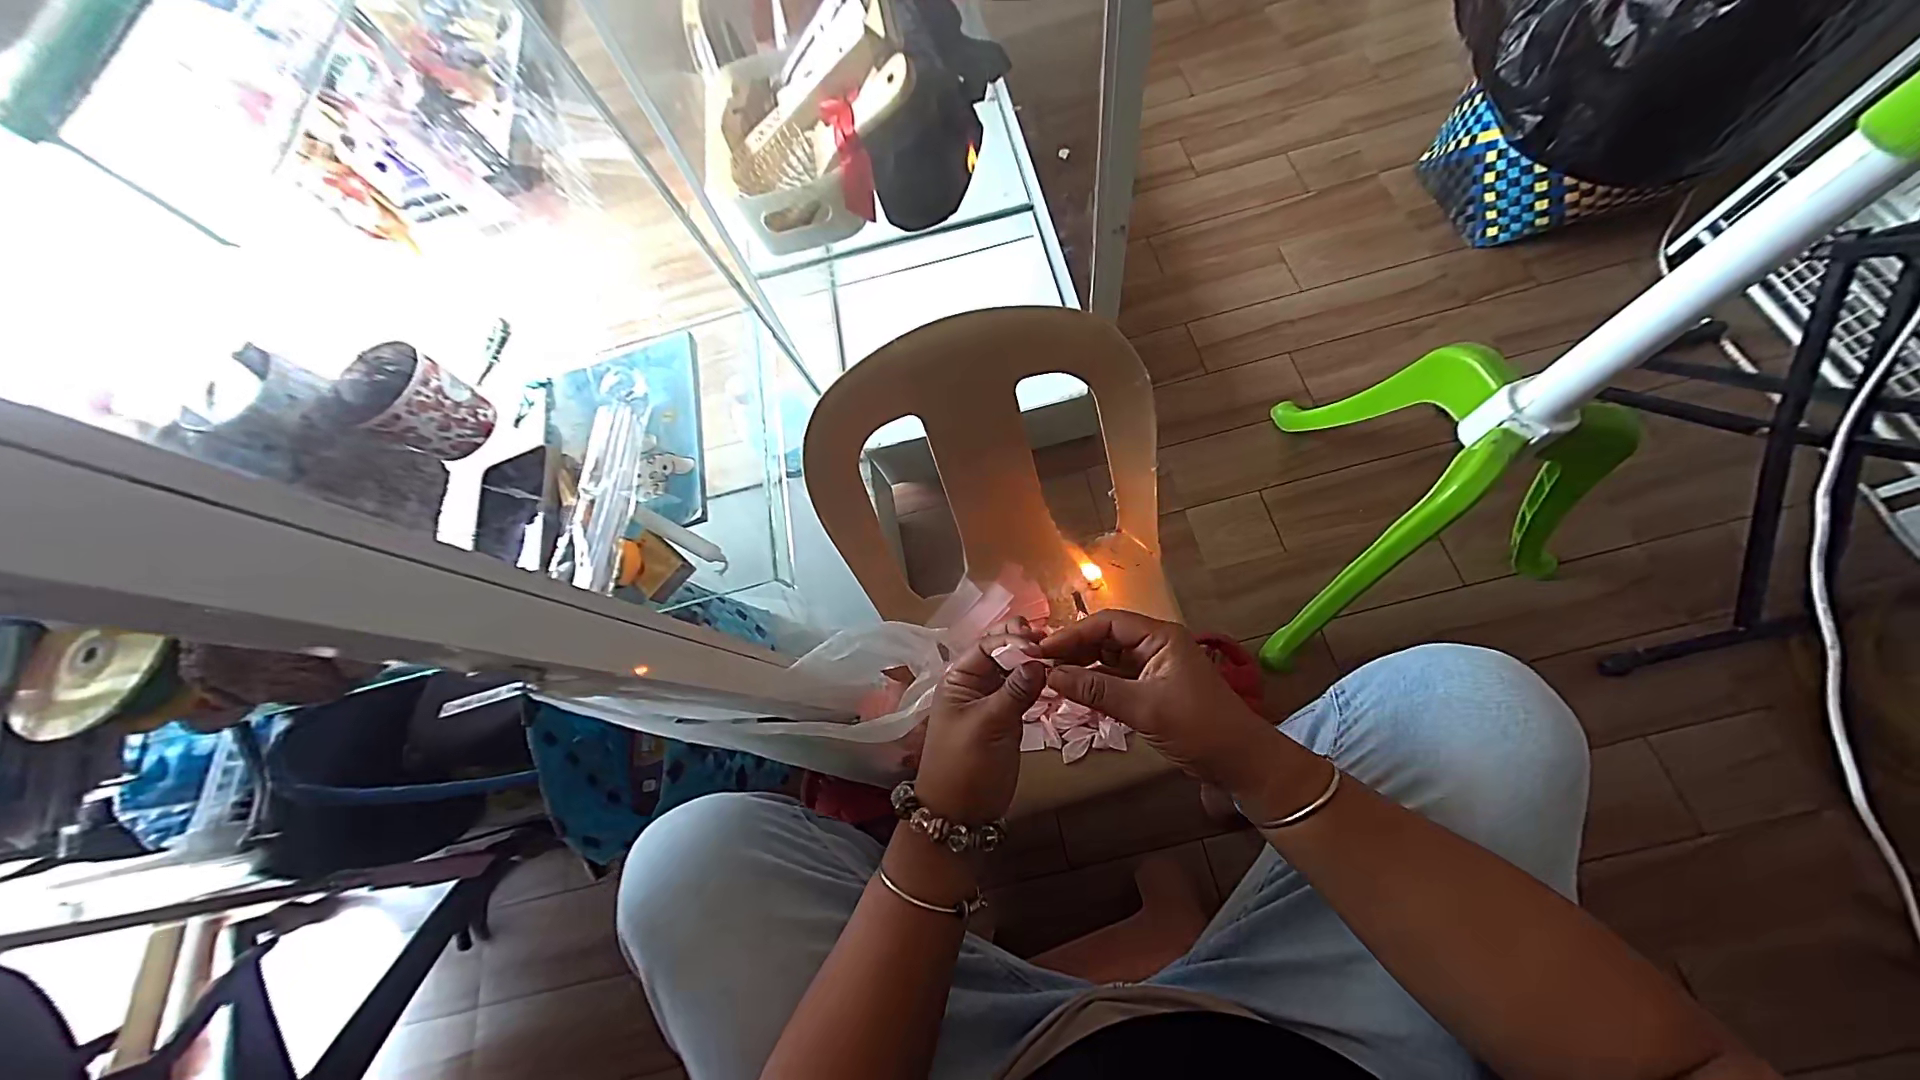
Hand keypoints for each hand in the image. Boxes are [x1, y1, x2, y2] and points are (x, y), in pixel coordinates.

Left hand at [912, 619, 1047, 824]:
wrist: (961, 812)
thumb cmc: (964, 765)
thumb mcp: (987, 725)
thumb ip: (1013, 692)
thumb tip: (1039, 662)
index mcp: (958, 679)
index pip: (986, 646)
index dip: (1012, 641)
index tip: (1039, 646)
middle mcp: (974, 683)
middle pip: (1000, 652)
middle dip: (1023, 643)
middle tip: (1050, 640)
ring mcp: (992, 699)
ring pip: (1014, 670)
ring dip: (1032, 661)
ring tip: (1057, 654)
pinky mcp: (1007, 715)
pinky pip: (1023, 689)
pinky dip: (1037, 681)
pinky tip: (1055, 676)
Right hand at [1035, 610, 1309, 797]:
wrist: (1241, 763)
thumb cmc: (1199, 727)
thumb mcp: (1144, 708)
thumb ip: (1095, 690)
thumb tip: (1051, 676)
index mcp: (1160, 637)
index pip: (1107, 623)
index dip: (1072, 634)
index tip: (1042, 649)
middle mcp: (1155, 645)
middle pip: (1105, 638)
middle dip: (1073, 648)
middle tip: (1040, 663)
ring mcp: (1153, 668)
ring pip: (1107, 659)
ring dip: (1081, 666)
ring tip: (1049, 676)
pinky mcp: (1152, 689)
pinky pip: (1115, 679)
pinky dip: (1094, 684)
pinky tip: (1073, 691)